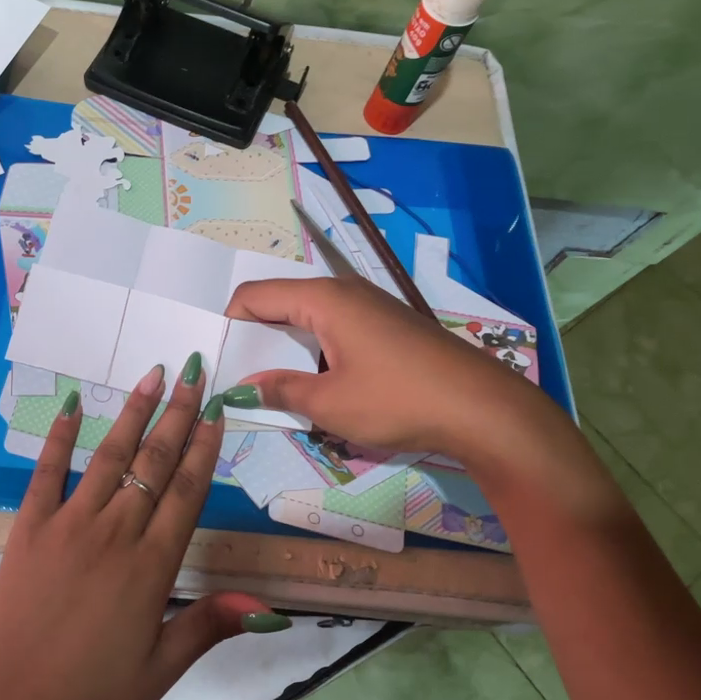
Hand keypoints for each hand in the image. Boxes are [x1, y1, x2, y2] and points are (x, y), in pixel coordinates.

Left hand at [0, 356, 284, 699]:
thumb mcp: (160, 671)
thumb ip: (208, 625)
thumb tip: (266, 604)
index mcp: (151, 567)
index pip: (187, 492)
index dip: (205, 448)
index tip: (216, 410)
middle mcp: (114, 533)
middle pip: (154, 462)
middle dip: (178, 415)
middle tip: (194, 373)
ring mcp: (67, 525)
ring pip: (109, 457)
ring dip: (132, 413)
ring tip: (152, 375)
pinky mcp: (28, 528)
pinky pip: (46, 472)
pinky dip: (59, 436)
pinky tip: (71, 405)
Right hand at [223, 276, 564, 467]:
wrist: (481, 408)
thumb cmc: (397, 399)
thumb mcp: (330, 403)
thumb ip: (281, 391)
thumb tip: (244, 389)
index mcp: (322, 298)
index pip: (254, 295)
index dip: (229, 324)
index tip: (219, 360)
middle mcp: (342, 291)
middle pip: (280, 303)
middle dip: (255, 338)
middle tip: (241, 377)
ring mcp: (368, 306)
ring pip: (308, 317)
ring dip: (287, 348)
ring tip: (277, 386)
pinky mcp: (386, 325)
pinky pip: (334, 328)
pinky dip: (315, 350)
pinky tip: (320, 384)